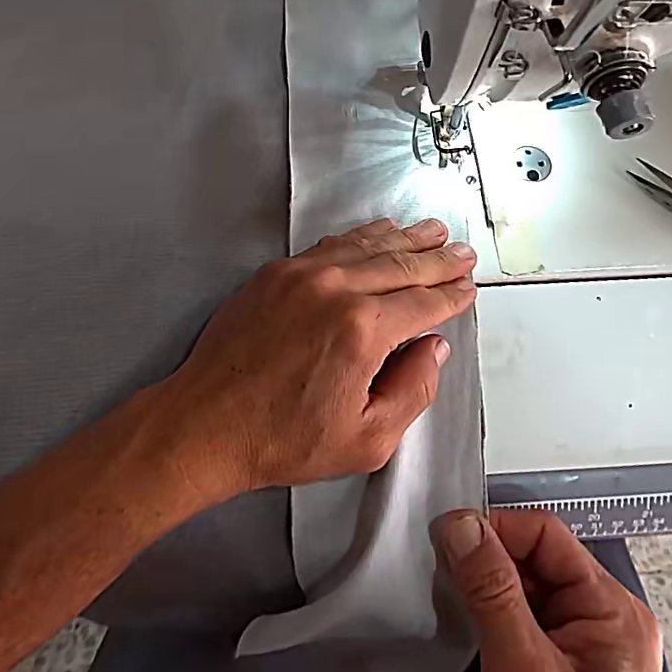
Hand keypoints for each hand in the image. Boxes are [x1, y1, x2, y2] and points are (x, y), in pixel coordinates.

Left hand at [153, 217, 477, 497]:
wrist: (205, 422)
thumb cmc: (279, 437)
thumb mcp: (366, 439)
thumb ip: (413, 390)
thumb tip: (433, 350)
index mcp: (362, 330)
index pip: (423, 302)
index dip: (452, 294)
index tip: (466, 288)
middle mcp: (334, 290)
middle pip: (403, 265)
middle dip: (439, 258)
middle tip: (461, 252)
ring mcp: (303, 274)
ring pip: (369, 244)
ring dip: (406, 237)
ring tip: (431, 232)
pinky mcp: (277, 272)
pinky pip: (332, 244)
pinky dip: (362, 236)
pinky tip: (377, 232)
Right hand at [434, 509, 663, 671]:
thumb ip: (494, 594)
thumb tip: (465, 529)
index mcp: (612, 613)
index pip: (544, 534)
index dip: (494, 529)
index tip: (449, 538)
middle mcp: (602, 624)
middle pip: (532, 558)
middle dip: (485, 564)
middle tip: (446, 577)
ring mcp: (581, 650)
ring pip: (521, 589)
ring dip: (482, 592)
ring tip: (455, 609)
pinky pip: (517, 621)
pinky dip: (487, 620)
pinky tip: (469, 635)